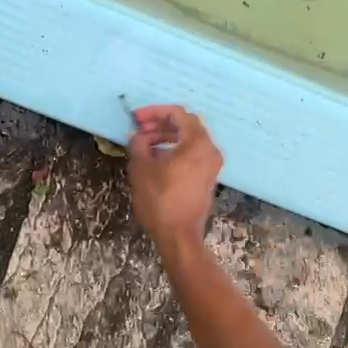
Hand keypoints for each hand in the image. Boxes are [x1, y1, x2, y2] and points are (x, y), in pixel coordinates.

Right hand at [126, 104, 223, 258]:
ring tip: (144, 144)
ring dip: (166, 136)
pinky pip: (192, 153)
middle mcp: (210, 150)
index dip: (154, 112)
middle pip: (186, 124)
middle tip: (139, 129)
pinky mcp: (207, 177)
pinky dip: (175, 149)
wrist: (178, 236)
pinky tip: (156, 157)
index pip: (177, 113)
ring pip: (189, 139)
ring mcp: (211, 165)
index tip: (136, 118)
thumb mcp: (141, 168)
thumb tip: (138, 135)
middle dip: (160, 124)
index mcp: (197, 143)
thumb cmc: (159, 199)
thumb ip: (139, 144)